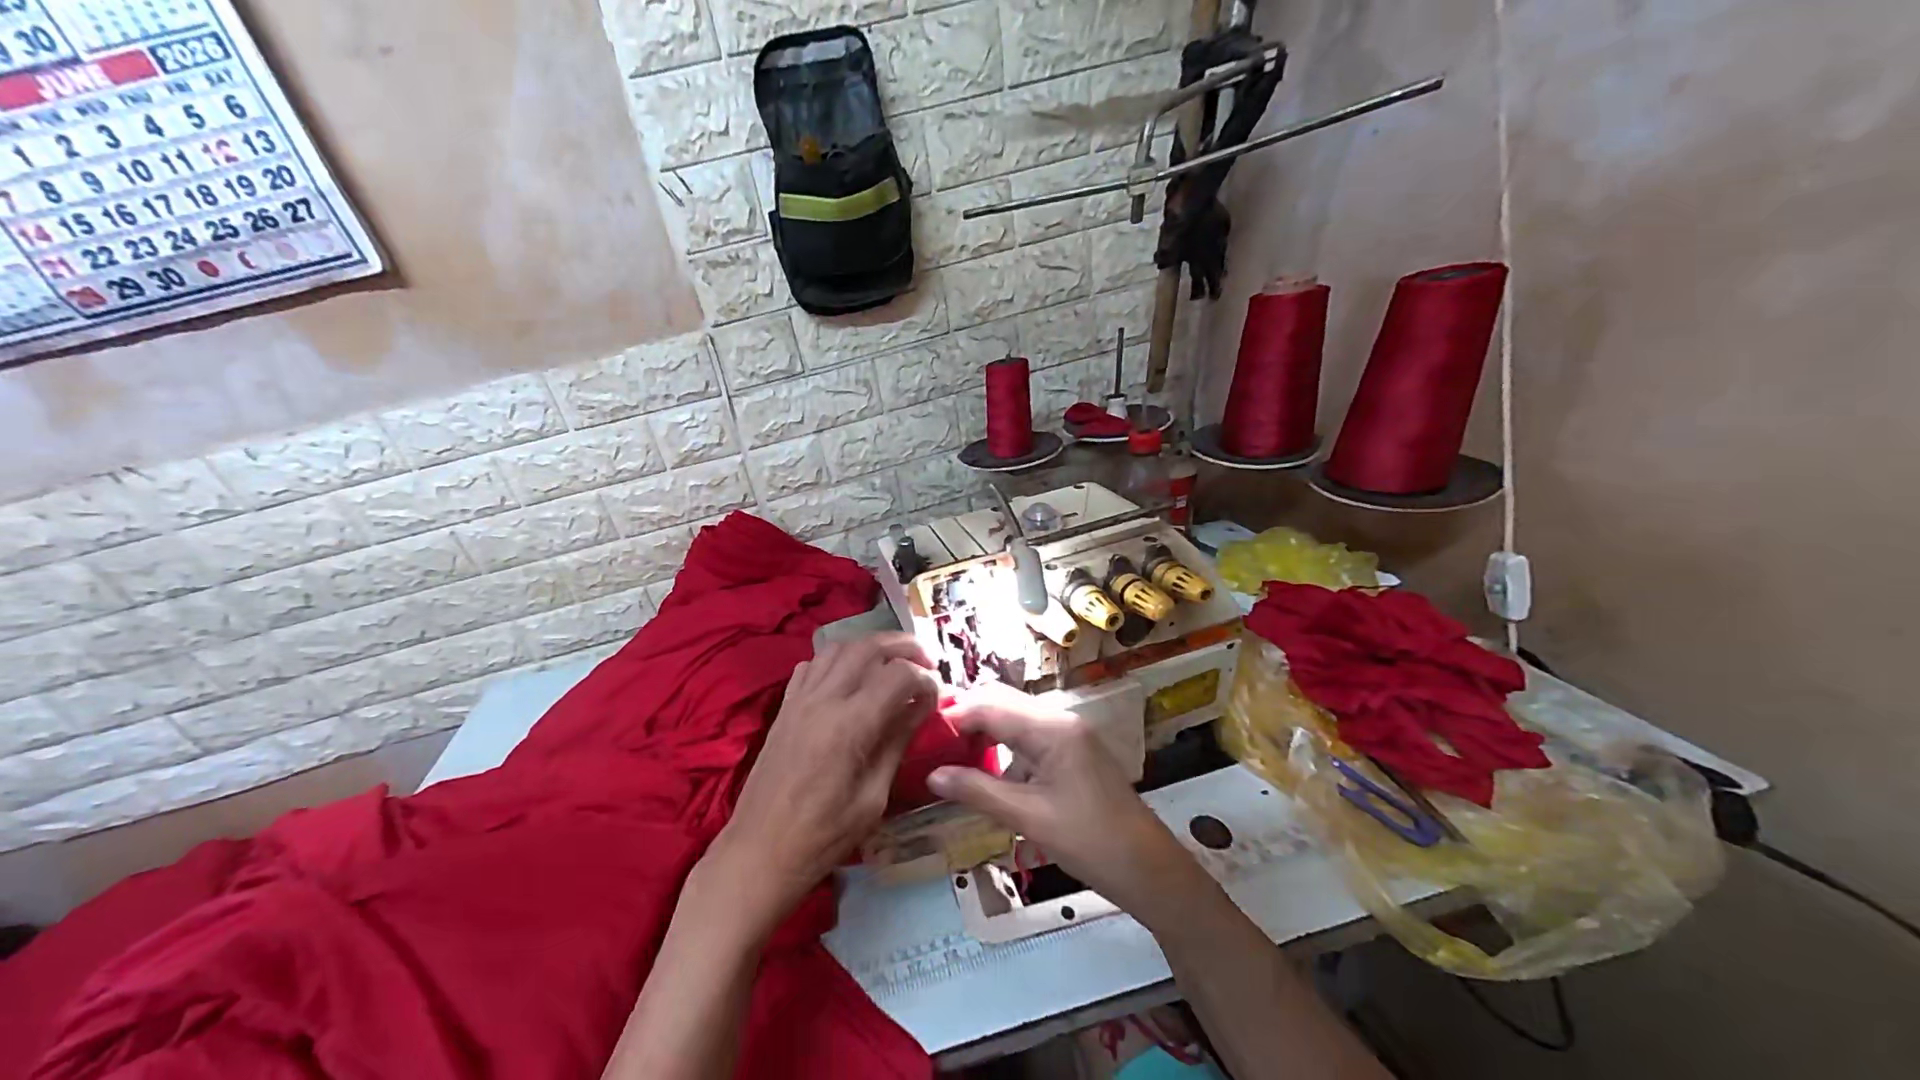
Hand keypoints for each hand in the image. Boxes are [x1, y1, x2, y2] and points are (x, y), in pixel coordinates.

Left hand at [701, 634, 938, 940]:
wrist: (759, 853)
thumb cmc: (822, 837)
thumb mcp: (873, 797)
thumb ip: (897, 742)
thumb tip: (922, 706)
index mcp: (850, 725)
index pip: (899, 674)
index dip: (926, 679)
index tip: (937, 696)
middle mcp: (823, 700)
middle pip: (869, 646)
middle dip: (904, 647)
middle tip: (926, 662)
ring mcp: (799, 699)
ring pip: (839, 647)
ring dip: (871, 647)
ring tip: (893, 663)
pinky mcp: (784, 707)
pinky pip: (813, 665)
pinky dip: (838, 660)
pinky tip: (851, 678)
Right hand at [927, 684, 1214, 930]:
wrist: (1148, 869)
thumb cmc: (1090, 842)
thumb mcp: (1029, 817)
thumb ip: (978, 791)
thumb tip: (932, 775)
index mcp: (1053, 729)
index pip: (992, 705)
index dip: (956, 714)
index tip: (922, 730)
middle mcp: (1061, 721)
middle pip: (1004, 703)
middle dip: (968, 716)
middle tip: (932, 739)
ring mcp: (1070, 735)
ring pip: (1016, 719)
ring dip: (985, 730)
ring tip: (951, 754)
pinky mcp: (1073, 752)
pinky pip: (1030, 737)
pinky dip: (1005, 747)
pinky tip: (987, 770)